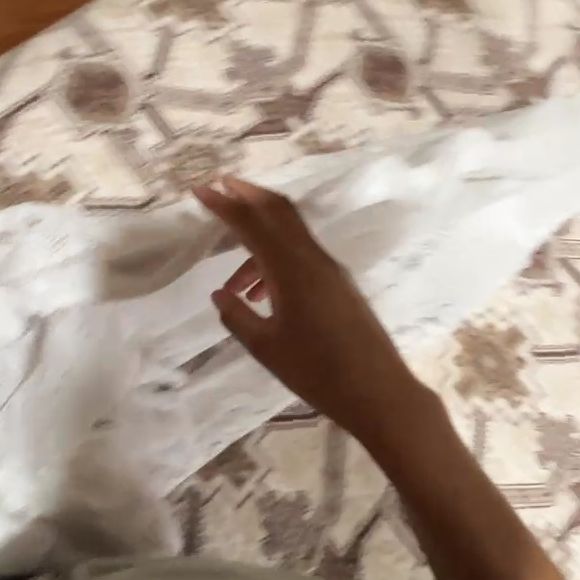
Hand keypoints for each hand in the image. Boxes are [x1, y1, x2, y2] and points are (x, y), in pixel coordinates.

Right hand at [195, 178, 430, 446]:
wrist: (379, 392)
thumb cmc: (317, 372)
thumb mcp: (266, 348)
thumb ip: (237, 316)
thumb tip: (221, 294)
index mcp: (291, 268)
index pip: (251, 222)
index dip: (223, 203)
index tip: (200, 189)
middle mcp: (313, 258)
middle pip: (278, 210)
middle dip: (248, 195)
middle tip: (220, 188)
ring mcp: (330, 270)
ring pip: (289, 236)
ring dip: (258, 244)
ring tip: (233, 286)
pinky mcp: (339, 285)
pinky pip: (301, 257)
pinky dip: (276, 262)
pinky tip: (262, 298)